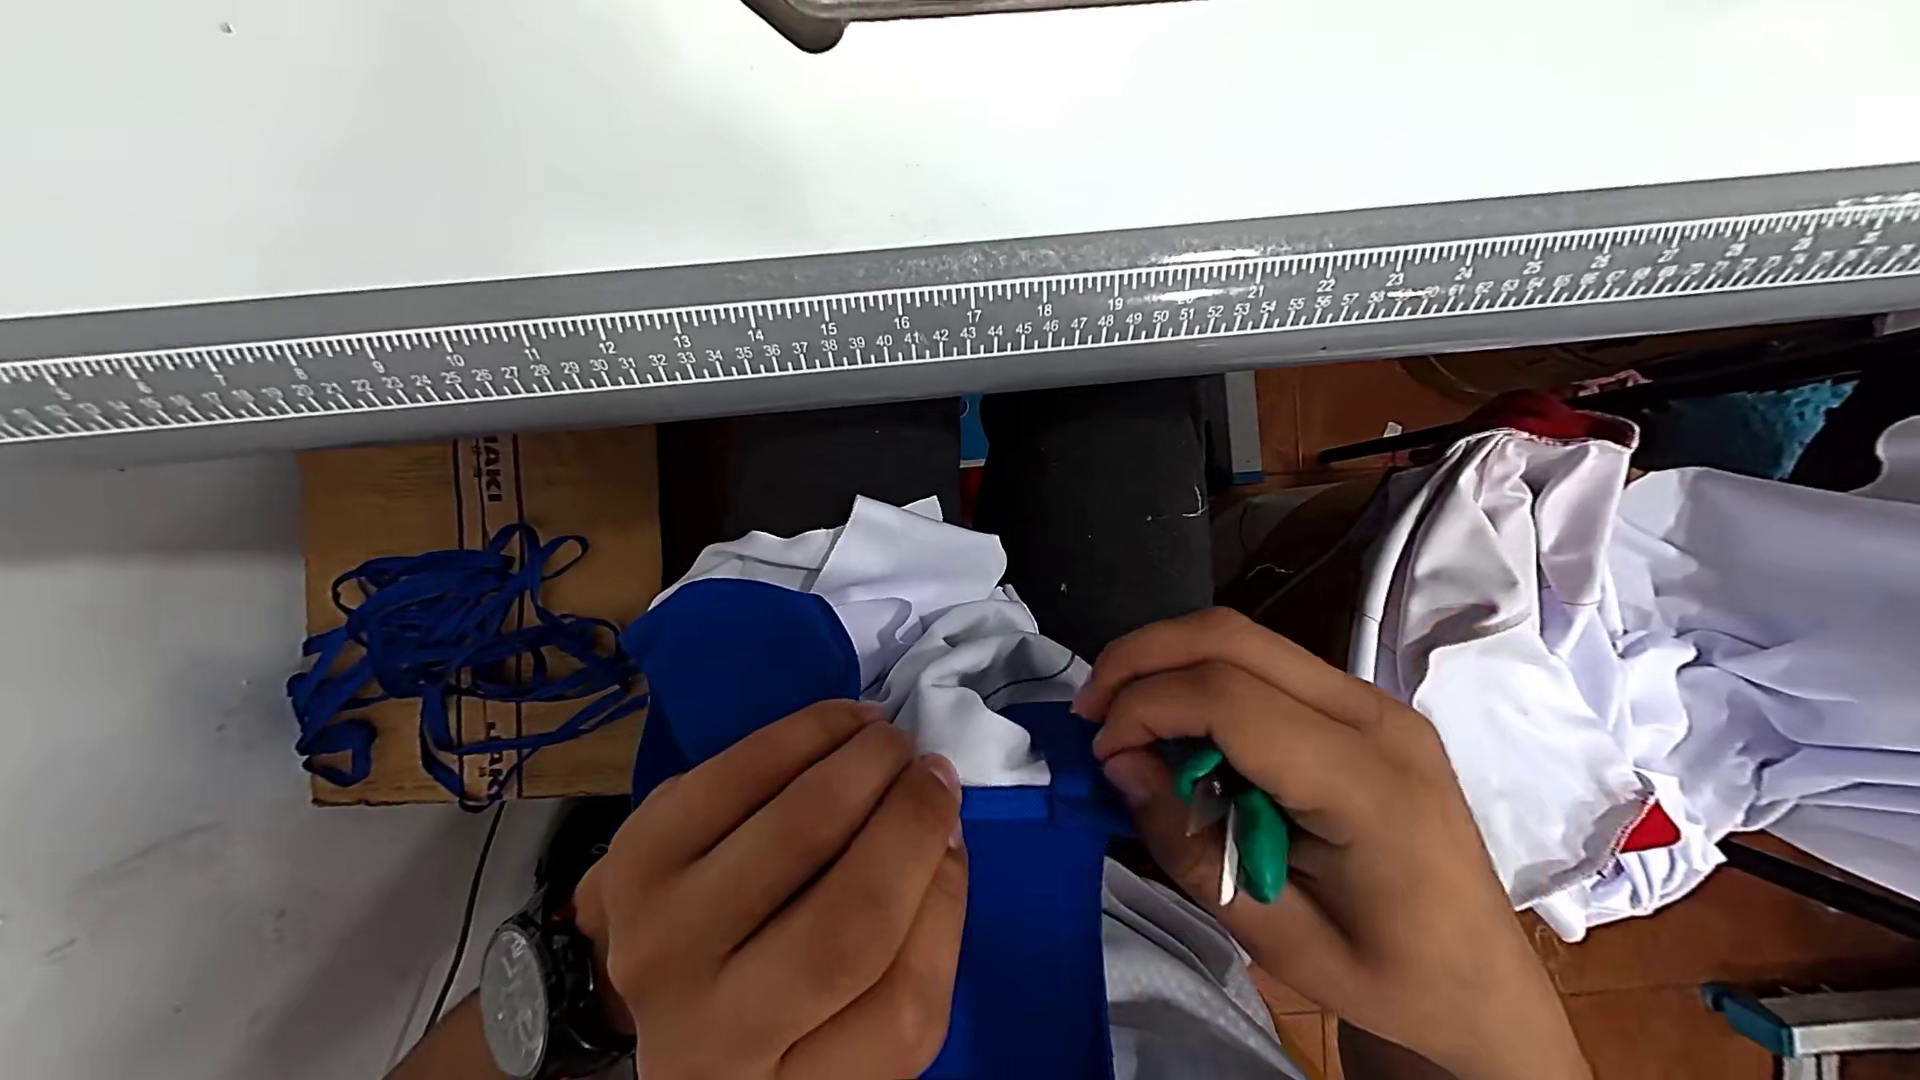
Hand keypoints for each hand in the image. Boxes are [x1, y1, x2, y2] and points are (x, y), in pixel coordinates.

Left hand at [572, 700, 967, 1079]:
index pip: (902, 1007)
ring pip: (794, 830)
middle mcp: (712, 1037)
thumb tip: (941, 826)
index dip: (945, 896)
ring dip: (862, 763)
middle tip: (930, 766)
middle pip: (849, 918)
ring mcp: (662, 943)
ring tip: (890, 737)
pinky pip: (738, 774)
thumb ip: (918, 939)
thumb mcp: (851, 1012)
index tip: (955, 821)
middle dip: (910, 816)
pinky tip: (842, 721)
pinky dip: (806, 732)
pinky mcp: (636, 858)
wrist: (658, 968)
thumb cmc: (773, 989)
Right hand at [1074, 610, 1589, 1079]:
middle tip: (1091, 706)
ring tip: (1120, 707)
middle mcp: (1374, 717)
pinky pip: (1257, 658)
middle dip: (1139, 657)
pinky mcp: (1355, 701)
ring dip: (1163, 657)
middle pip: (1229, 637)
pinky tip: (1172, 715)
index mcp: (1370, 785)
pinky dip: (1194, 671)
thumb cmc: (1390, 978)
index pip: (1229, 700)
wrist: (1484, 982)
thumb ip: (1189, 848)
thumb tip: (1122, 764)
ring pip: (1239, 633)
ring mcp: (1370, 699)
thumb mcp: (1277, 940)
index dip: (1146, 709)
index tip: (1104, 754)